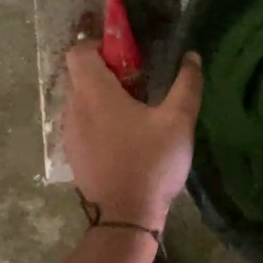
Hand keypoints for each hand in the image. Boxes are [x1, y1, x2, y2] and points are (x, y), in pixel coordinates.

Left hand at [63, 43, 202, 231]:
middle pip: (79, 74)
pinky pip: (81, 122)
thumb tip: (192, 57)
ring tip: (133, 108)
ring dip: (101, 94)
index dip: (99, 44)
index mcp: (95, 93)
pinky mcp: (74, 154)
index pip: (79, 52)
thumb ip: (187, 84)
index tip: (126, 53)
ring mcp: (70, 134)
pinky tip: (124, 134)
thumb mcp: (179, 121)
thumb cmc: (151, 162)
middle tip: (137, 78)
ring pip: (79, 99)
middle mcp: (74, 108)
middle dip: (105, 68)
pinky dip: (97, 117)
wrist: (125, 218)